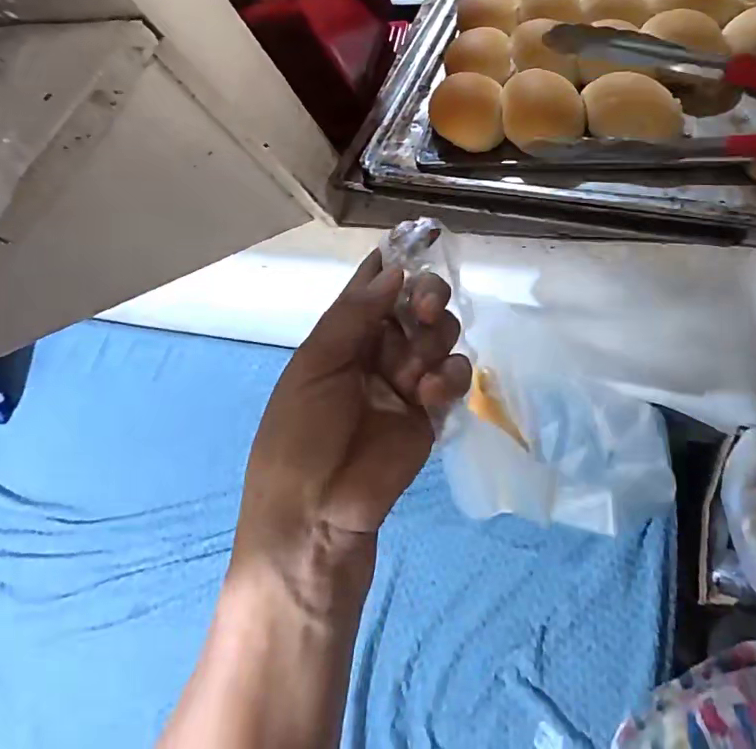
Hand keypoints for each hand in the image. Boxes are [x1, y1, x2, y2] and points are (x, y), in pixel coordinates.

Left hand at [231, 252, 468, 600]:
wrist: (316, 516)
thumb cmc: (298, 438)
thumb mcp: (314, 368)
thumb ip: (353, 316)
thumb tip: (393, 270)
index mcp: (344, 337)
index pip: (374, 288)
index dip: (395, 263)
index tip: (423, 238)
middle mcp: (380, 351)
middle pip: (417, 304)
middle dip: (428, 297)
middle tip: (427, 308)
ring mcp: (410, 379)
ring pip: (441, 335)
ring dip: (435, 340)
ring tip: (416, 371)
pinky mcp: (434, 409)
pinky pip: (456, 374)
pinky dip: (450, 376)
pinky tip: (429, 394)